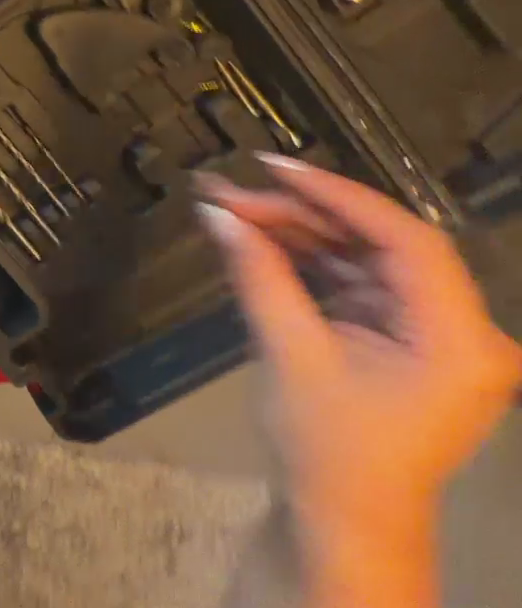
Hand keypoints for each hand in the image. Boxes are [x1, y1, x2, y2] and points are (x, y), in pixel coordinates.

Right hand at [196, 156, 519, 572]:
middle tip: (228, 194)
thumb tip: (216, 214)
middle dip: (303, 214)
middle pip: (382, 245)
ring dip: (300, 234)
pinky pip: (356, 284)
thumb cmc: (325, 442)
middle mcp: (462, 329)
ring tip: (231, 210)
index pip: (406, 240)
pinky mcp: (403, 340)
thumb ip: (258, 275)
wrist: (343, 511)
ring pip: (365, 260)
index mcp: (458, 338)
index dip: (338, 194)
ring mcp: (433, 334)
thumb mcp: (288, 352)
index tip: (272, 166)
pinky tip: (259, 242)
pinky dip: (307, 261)